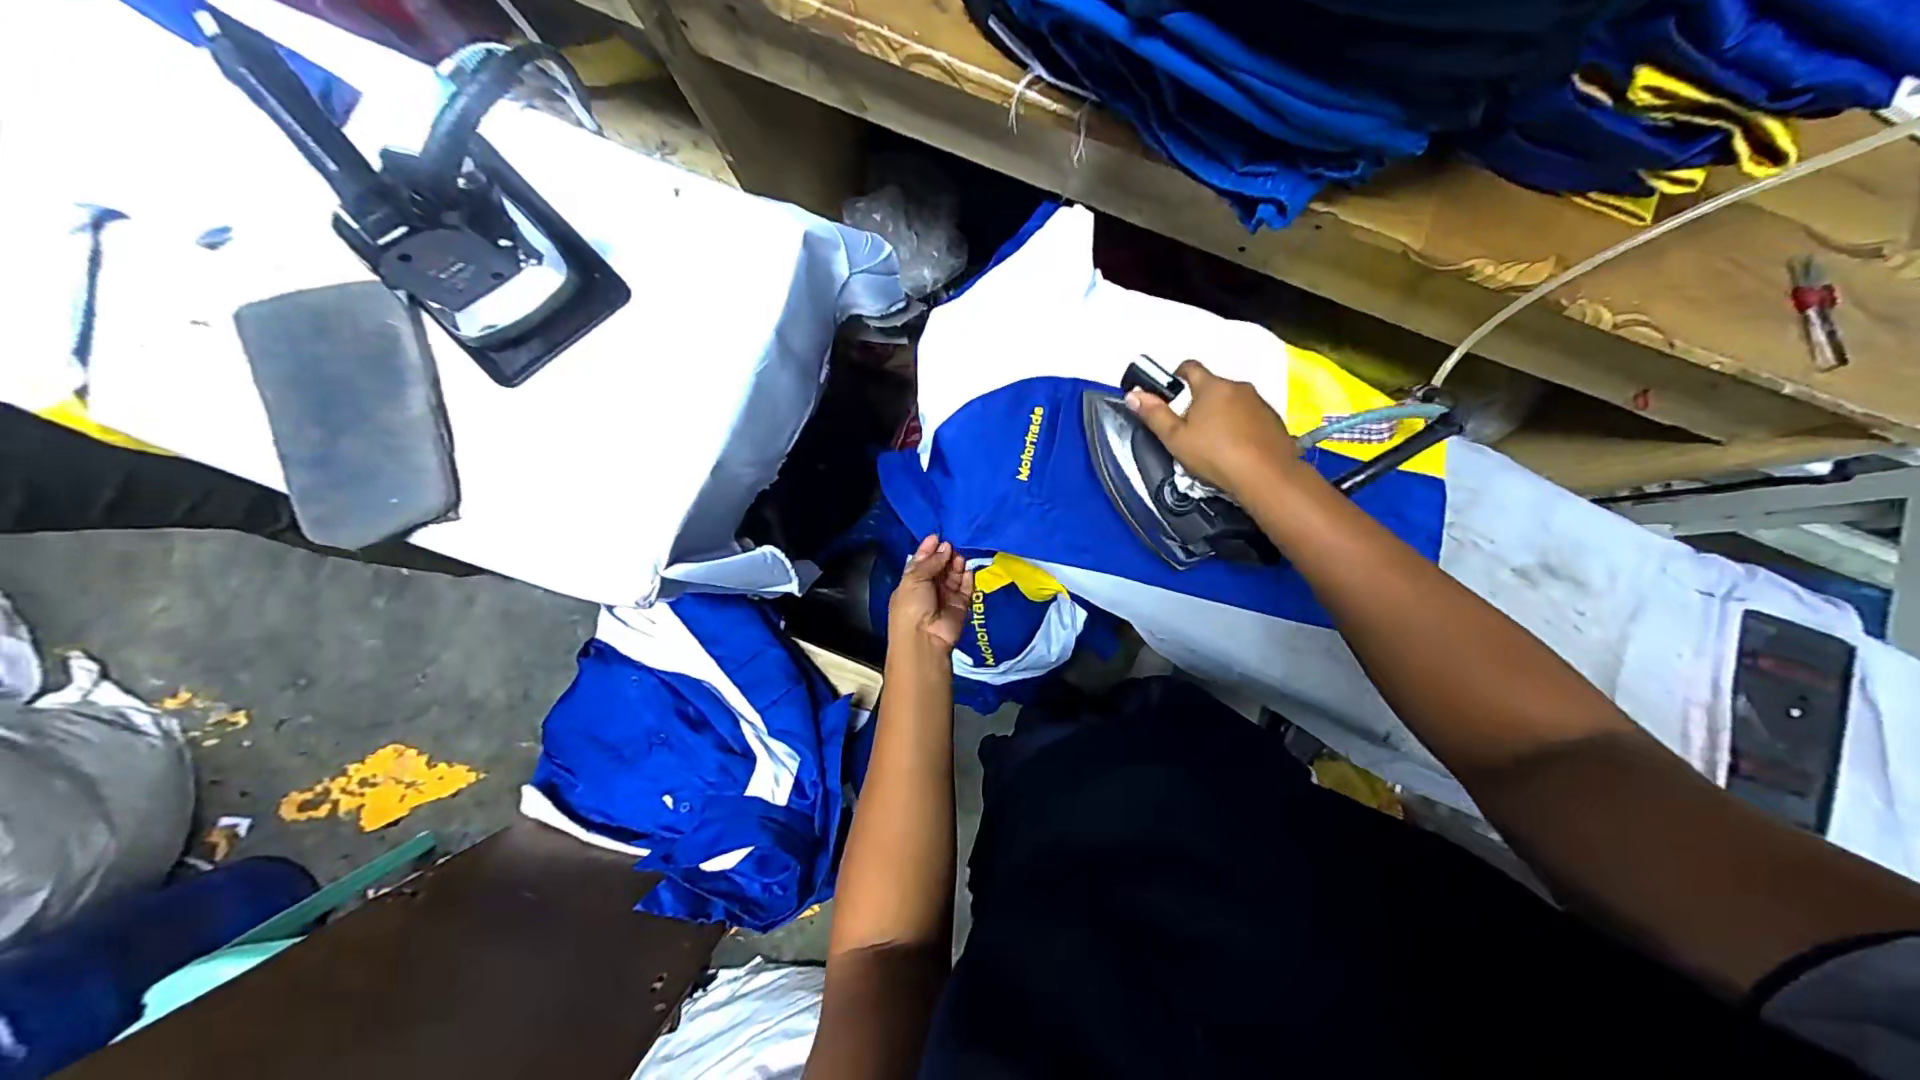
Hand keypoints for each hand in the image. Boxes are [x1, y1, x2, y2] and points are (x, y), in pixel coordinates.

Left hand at [888, 534, 975, 654]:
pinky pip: (966, 588)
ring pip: (954, 576)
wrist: (925, 638)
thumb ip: (930, 562)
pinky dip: (968, 577)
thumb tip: (945, 548)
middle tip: (952, 544)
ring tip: (960, 555)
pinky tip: (968, 568)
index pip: (921, 562)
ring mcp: (945, 597)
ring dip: (956, 564)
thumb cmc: (912, 606)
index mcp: (911, 583)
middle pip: (939, 567)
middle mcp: (928, 589)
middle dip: (945, 555)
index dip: (929, 549)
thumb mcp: (914, 578)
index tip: (938, 536)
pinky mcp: (961, 605)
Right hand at [1125, 360, 1304, 500]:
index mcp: (1212, 386)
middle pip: (1212, 387)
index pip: (1190, 367)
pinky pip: (1250, 417)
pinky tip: (1236, 449)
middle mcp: (1238, 387)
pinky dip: (1241, 427)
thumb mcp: (1175, 438)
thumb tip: (1133, 394)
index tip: (1169, 393)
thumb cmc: (1215, 455)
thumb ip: (1154, 414)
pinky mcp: (1274, 420)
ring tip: (1214, 443)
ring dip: (1221, 414)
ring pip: (1233, 402)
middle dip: (1198, 401)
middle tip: (1188, 429)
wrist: (1267, 476)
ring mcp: (1260, 403)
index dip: (1176, 376)